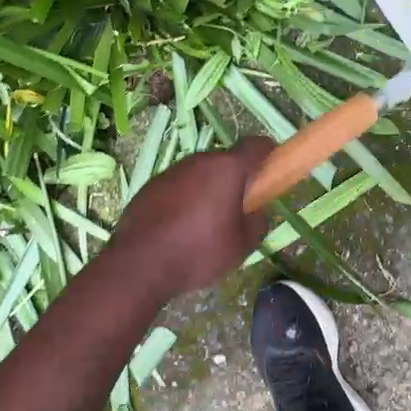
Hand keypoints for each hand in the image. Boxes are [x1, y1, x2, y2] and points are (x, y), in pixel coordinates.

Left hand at [104, 138, 276, 300]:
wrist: (139, 265)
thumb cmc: (198, 251)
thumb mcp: (241, 246)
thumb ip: (258, 223)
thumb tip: (258, 212)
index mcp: (227, 168)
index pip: (255, 145)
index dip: (268, 153)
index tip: (271, 168)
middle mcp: (200, 160)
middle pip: (226, 161)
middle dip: (235, 179)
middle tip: (236, 209)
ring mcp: (173, 171)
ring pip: (200, 173)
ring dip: (208, 190)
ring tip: (204, 225)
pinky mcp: (151, 185)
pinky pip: (178, 186)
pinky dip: (184, 200)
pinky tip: (178, 229)